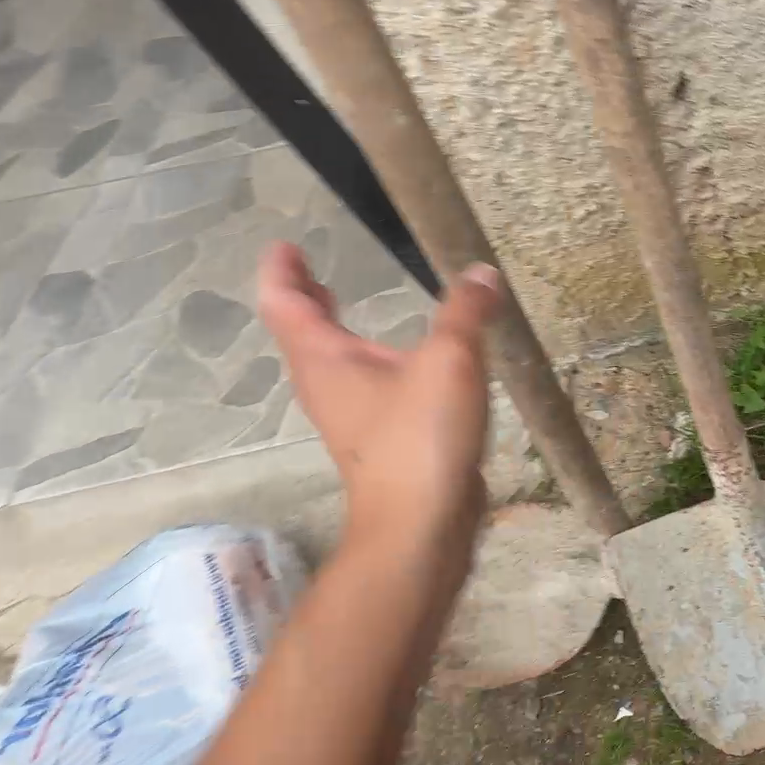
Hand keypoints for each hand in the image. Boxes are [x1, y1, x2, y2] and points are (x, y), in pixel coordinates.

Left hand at [256, 242, 500, 554]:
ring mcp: (352, 415)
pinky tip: (408, 363)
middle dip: (307, 297)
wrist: (421, 521)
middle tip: (314, 269)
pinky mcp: (381, 439)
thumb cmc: (420, 435)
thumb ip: (466, 312)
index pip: (284, 302)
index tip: (286, 244)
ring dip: (336, 329)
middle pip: (302, 332)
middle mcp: (328, 385)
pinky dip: (371, 359)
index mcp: (325, 359)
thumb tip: (481, 273)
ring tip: (355, 307)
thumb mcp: (450, 360)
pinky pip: (365, 384)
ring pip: (333, 361)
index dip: (283, 270)